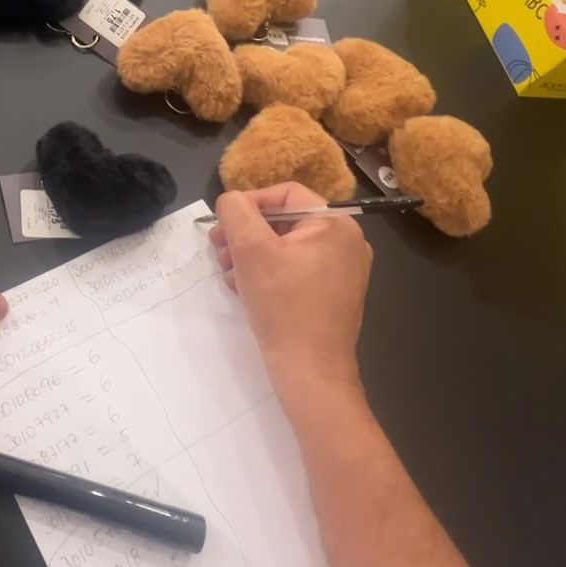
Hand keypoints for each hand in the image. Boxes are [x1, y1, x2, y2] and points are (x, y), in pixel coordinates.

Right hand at [210, 184, 371, 391]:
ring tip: (229, 272)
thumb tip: (231, 200)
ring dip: (250, 253)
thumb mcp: (251, 250)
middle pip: (283, 219)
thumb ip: (236, 211)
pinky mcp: (331, 293)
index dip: (249, 203)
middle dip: (246, 232)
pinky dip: (266, 272)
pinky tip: (244, 287)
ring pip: (285, 245)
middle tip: (219, 249)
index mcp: (336, 224)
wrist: (310, 372)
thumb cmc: (283, 306)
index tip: (224, 226)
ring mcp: (341, 270)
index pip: (286, 193)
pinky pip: (293, 267)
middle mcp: (346, 242)